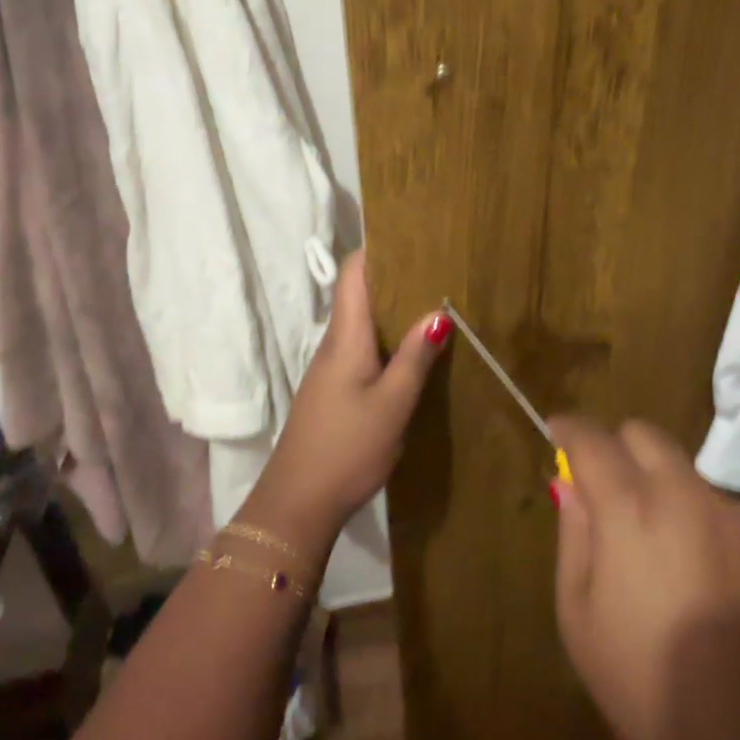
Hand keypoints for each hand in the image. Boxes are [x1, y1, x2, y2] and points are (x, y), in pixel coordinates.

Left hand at [251, 250, 449, 538]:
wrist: (298, 503)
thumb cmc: (348, 448)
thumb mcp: (393, 403)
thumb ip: (414, 356)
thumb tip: (436, 311)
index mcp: (345, 338)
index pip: (354, 274)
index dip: (379, 249)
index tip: (414, 236)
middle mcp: (334, 345)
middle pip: (360, 295)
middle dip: (397, 279)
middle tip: (440, 270)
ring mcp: (331, 370)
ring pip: (363, 325)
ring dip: (394, 312)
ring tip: (436, 305)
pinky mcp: (333, 392)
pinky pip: (362, 351)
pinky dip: (387, 341)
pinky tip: (413, 353)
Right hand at [551, 417, 739, 739]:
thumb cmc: (642, 679)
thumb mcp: (579, 615)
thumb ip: (573, 536)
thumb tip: (569, 484)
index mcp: (630, 510)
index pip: (593, 440)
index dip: (570, 428)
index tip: (558, 431)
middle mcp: (687, 495)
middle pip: (647, 435)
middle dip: (620, 448)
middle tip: (611, 488)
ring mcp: (738, 514)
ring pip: (691, 475)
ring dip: (669, 491)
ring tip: (668, 549)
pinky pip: (731, 512)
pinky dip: (710, 526)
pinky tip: (712, 579)